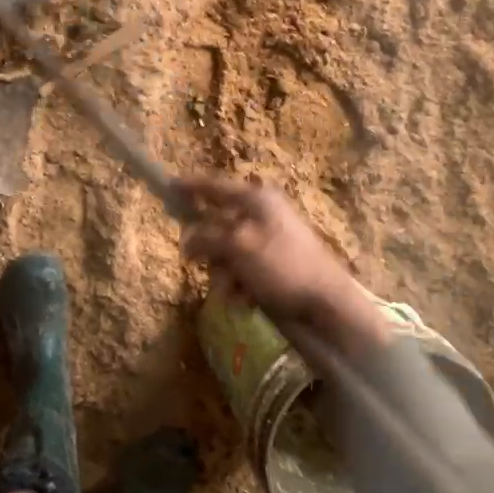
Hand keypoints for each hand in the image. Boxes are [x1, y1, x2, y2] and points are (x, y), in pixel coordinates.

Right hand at [177, 177, 390, 353]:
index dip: (190, 186)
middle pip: (216, 223)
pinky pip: (239, 271)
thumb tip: (185, 240)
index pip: (215, 186)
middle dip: (206, 248)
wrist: (327, 306)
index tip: (167, 186)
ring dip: (222, 273)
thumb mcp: (238, 246)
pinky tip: (244, 300)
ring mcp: (266, 243)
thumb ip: (206, 237)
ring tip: (232, 291)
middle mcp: (261, 216)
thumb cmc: (283, 266)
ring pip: (224, 252)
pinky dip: (237, 285)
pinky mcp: (270, 268)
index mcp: (257, 200)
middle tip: (192, 260)